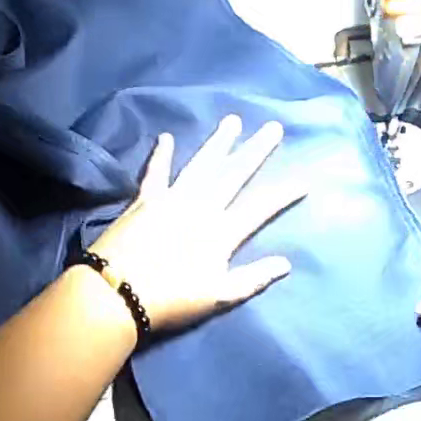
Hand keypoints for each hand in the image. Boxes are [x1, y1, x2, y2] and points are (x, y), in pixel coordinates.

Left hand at [88, 115, 308, 332]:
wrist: (117, 293)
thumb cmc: (172, 299)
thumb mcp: (219, 295)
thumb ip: (253, 278)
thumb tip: (286, 264)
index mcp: (221, 232)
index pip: (260, 208)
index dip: (283, 194)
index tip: (303, 179)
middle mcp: (200, 206)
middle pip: (233, 173)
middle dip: (256, 150)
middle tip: (273, 127)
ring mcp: (171, 199)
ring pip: (201, 164)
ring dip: (218, 143)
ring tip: (233, 121)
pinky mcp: (144, 200)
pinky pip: (156, 172)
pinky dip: (161, 155)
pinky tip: (166, 138)